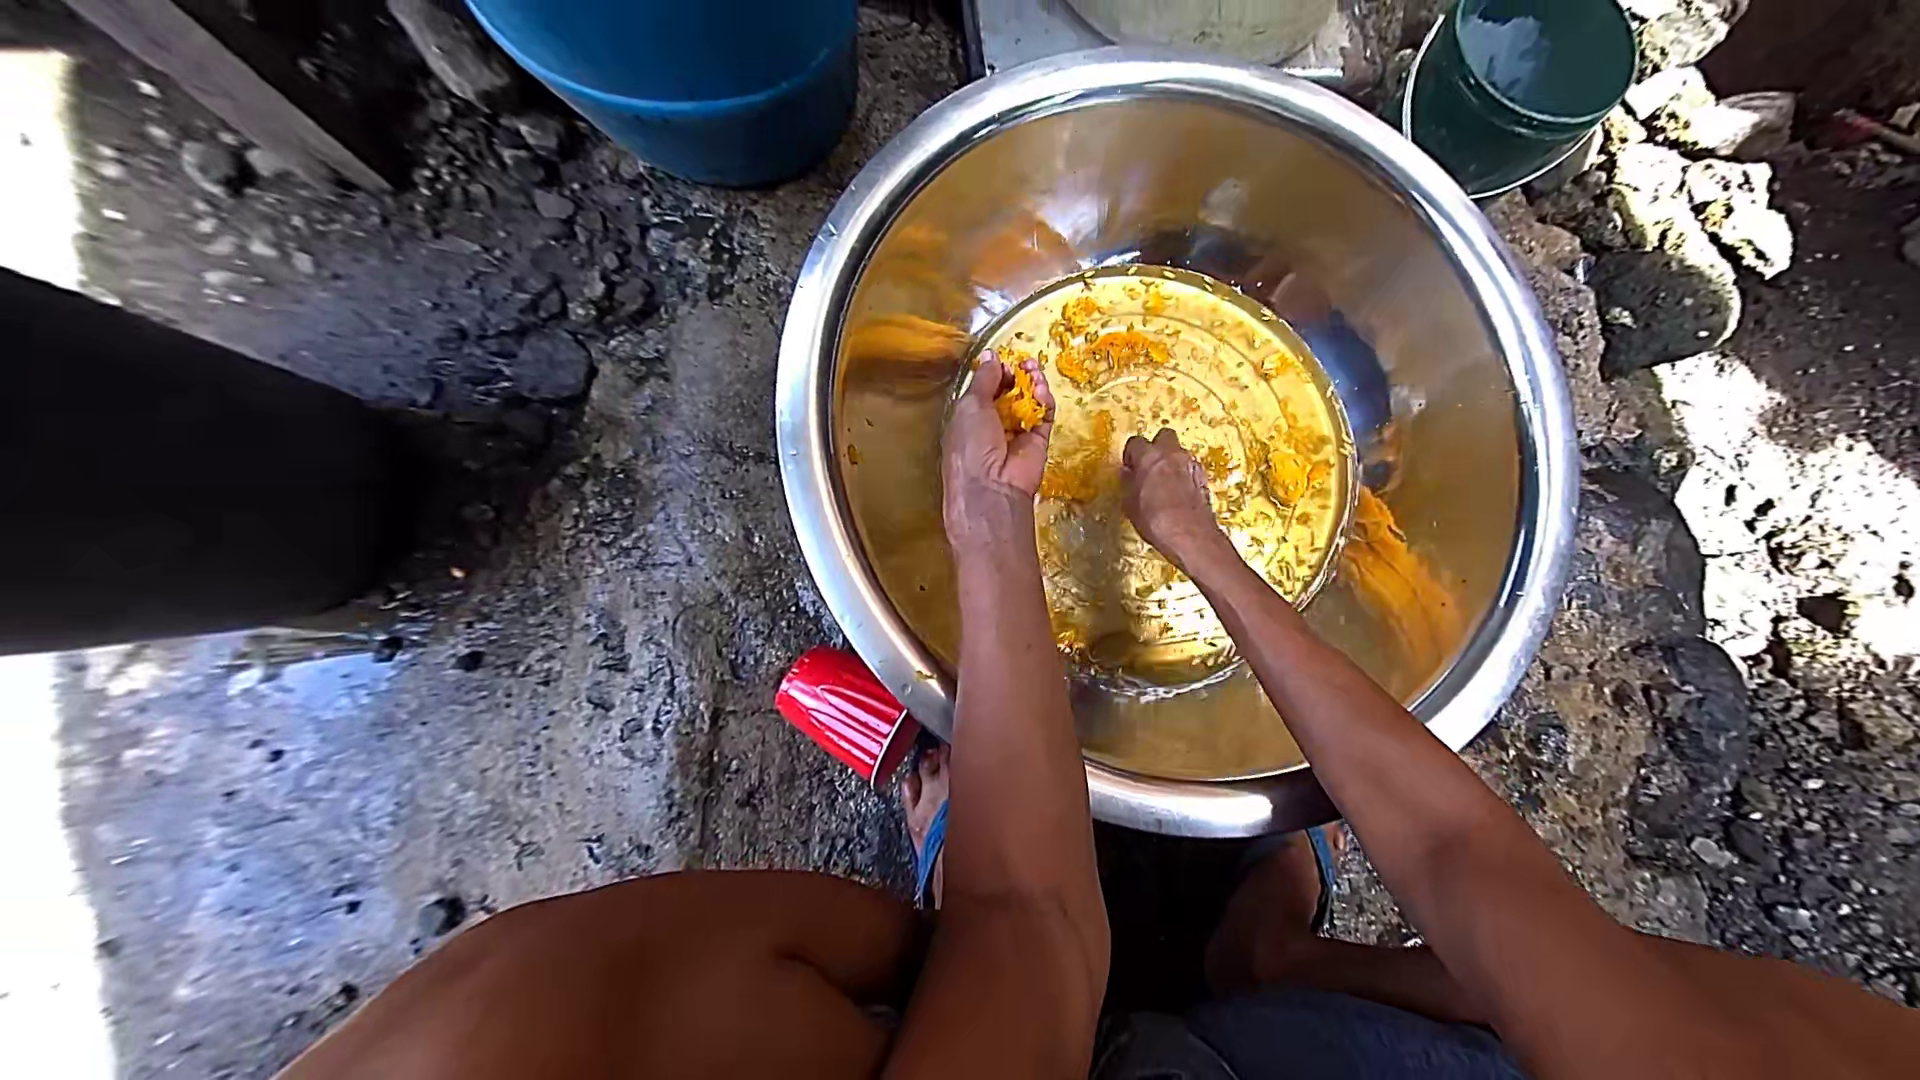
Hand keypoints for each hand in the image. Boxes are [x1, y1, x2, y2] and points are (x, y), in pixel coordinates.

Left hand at [942, 352, 1052, 548]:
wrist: (991, 487)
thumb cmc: (971, 445)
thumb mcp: (970, 405)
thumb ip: (984, 379)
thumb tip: (991, 355)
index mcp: (970, 418)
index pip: (986, 390)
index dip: (994, 373)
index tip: (1001, 360)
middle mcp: (994, 425)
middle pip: (1010, 393)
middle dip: (1015, 375)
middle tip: (1021, 364)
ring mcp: (1017, 433)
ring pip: (1030, 401)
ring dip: (1033, 383)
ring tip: (1034, 370)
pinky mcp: (1038, 440)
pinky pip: (1045, 416)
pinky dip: (1045, 400)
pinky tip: (1042, 388)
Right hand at [1121, 428, 1230, 569]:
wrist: (1189, 535)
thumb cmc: (1156, 520)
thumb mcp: (1129, 503)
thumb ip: (1128, 483)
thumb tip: (1128, 475)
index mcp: (1149, 456)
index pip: (1136, 442)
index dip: (1131, 454)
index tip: (1129, 466)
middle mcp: (1173, 455)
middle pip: (1163, 437)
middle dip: (1155, 448)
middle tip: (1147, 466)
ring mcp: (1191, 465)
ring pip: (1179, 453)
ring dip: (1170, 463)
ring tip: (1161, 483)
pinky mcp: (1203, 479)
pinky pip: (1189, 469)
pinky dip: (1182, 476)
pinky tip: (1175, 494)